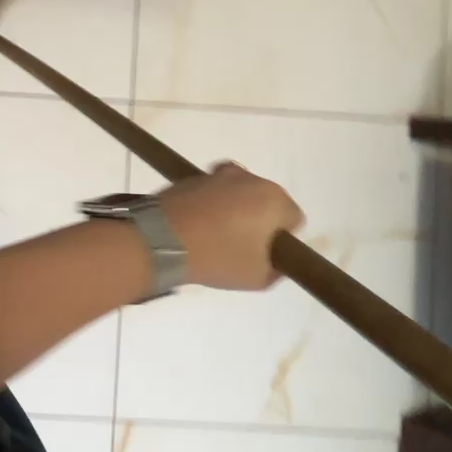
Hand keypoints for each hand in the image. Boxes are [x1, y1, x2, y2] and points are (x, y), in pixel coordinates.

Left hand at [158, 162, 303, 290]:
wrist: (158, 238)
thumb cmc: (217, 255)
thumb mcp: (260, 277)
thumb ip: (277, 267)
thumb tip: (273, 258)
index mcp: (272, 197)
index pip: (292, 219)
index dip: (281, 239)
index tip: (262, 253)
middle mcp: (247, 177)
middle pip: (263, 202)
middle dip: (257, 220)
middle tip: (238, 246)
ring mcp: (214, 174)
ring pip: (236, 195)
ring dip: (232, 210)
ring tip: (213, 236)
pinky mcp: (188, 177)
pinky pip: (210, 193)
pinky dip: (208, 205)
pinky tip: (196, 226)